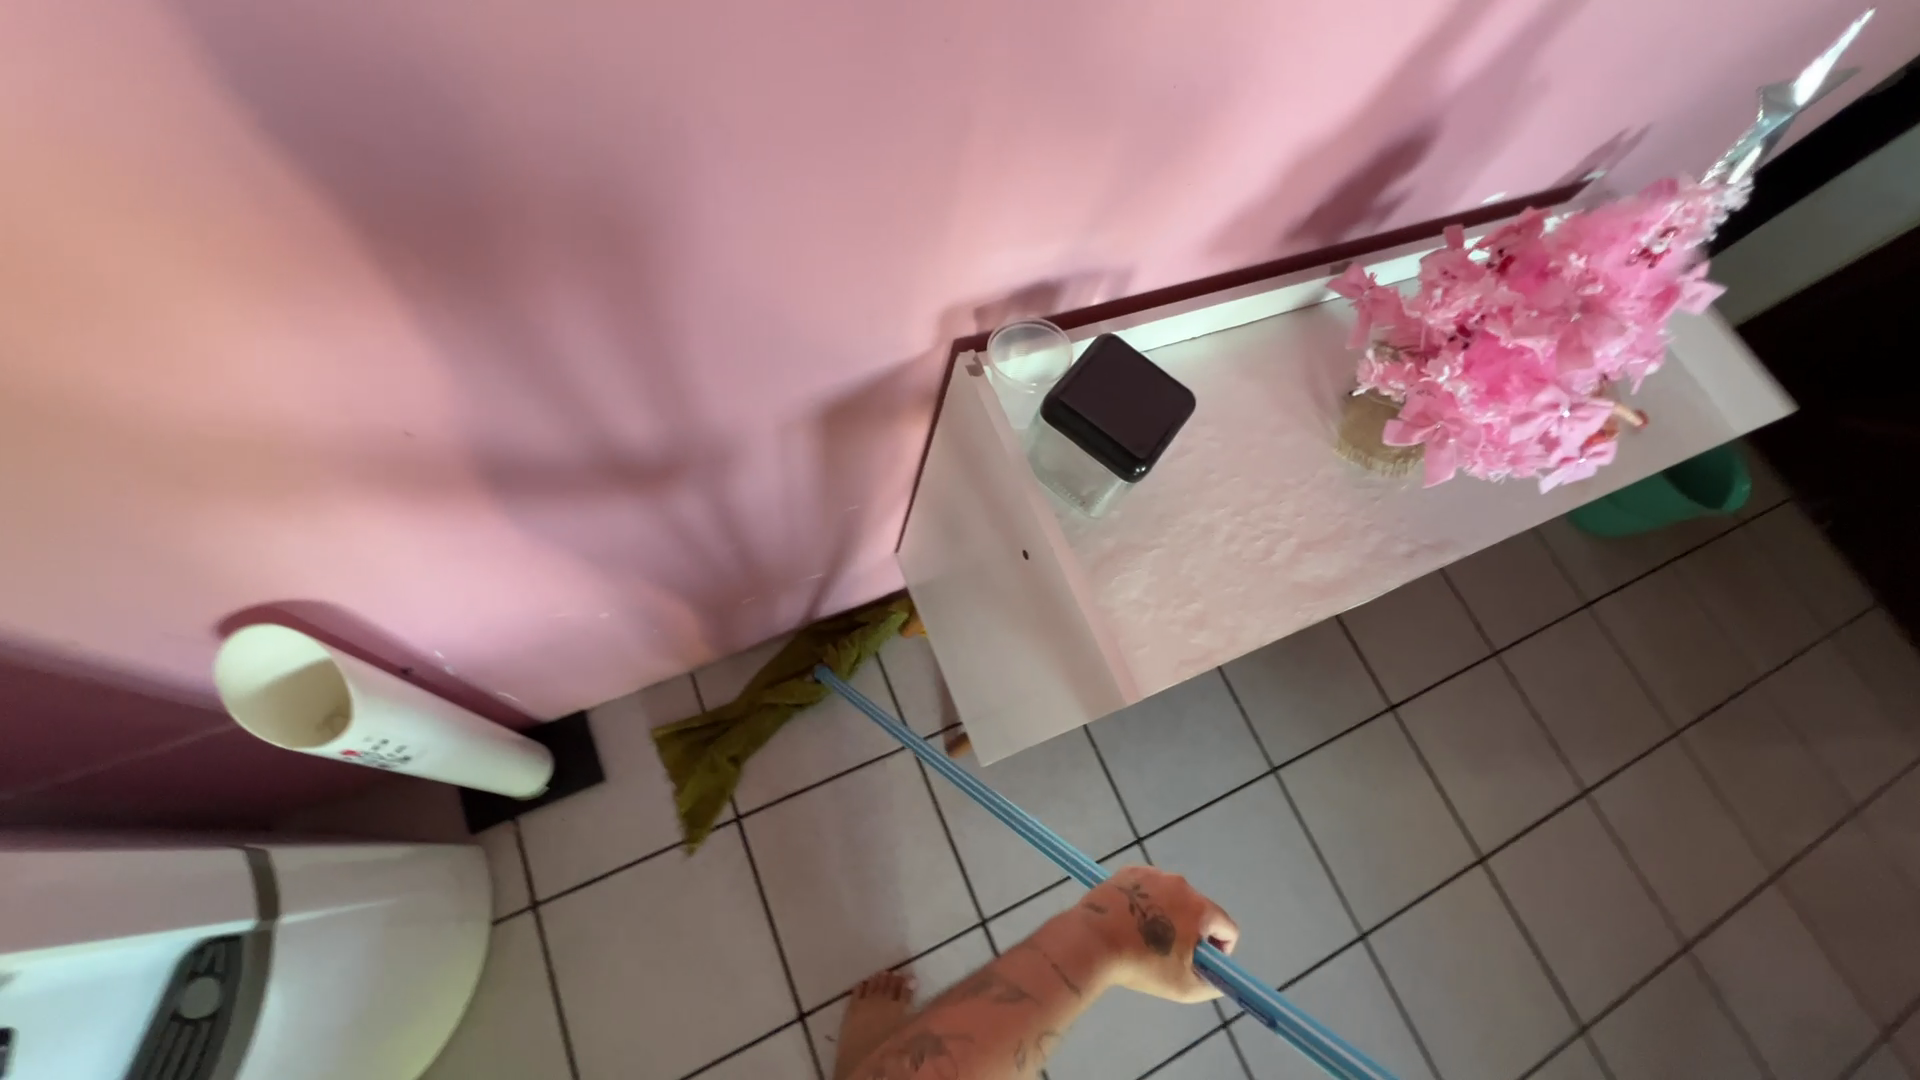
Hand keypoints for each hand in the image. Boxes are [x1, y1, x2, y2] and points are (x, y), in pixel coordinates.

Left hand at [1070, 865, 1238, 1003]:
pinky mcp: (1129, 871)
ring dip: (1168, 915)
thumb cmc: (1142, 964)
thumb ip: (1212, 983)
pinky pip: (1149, 888)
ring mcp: (1152, 874)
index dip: (1220, 949)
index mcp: (1199, 908)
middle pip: (1199, 910)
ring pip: (1172, 898)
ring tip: (1144, 937)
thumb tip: (1218, 977)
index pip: (1227, 927)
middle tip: (1169, 953)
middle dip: (1192, 932)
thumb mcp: (1185, 987)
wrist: (1093, 940)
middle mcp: (1180, 884)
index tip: (1201, 962)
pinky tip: (1129, 920)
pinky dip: (1146, 902)